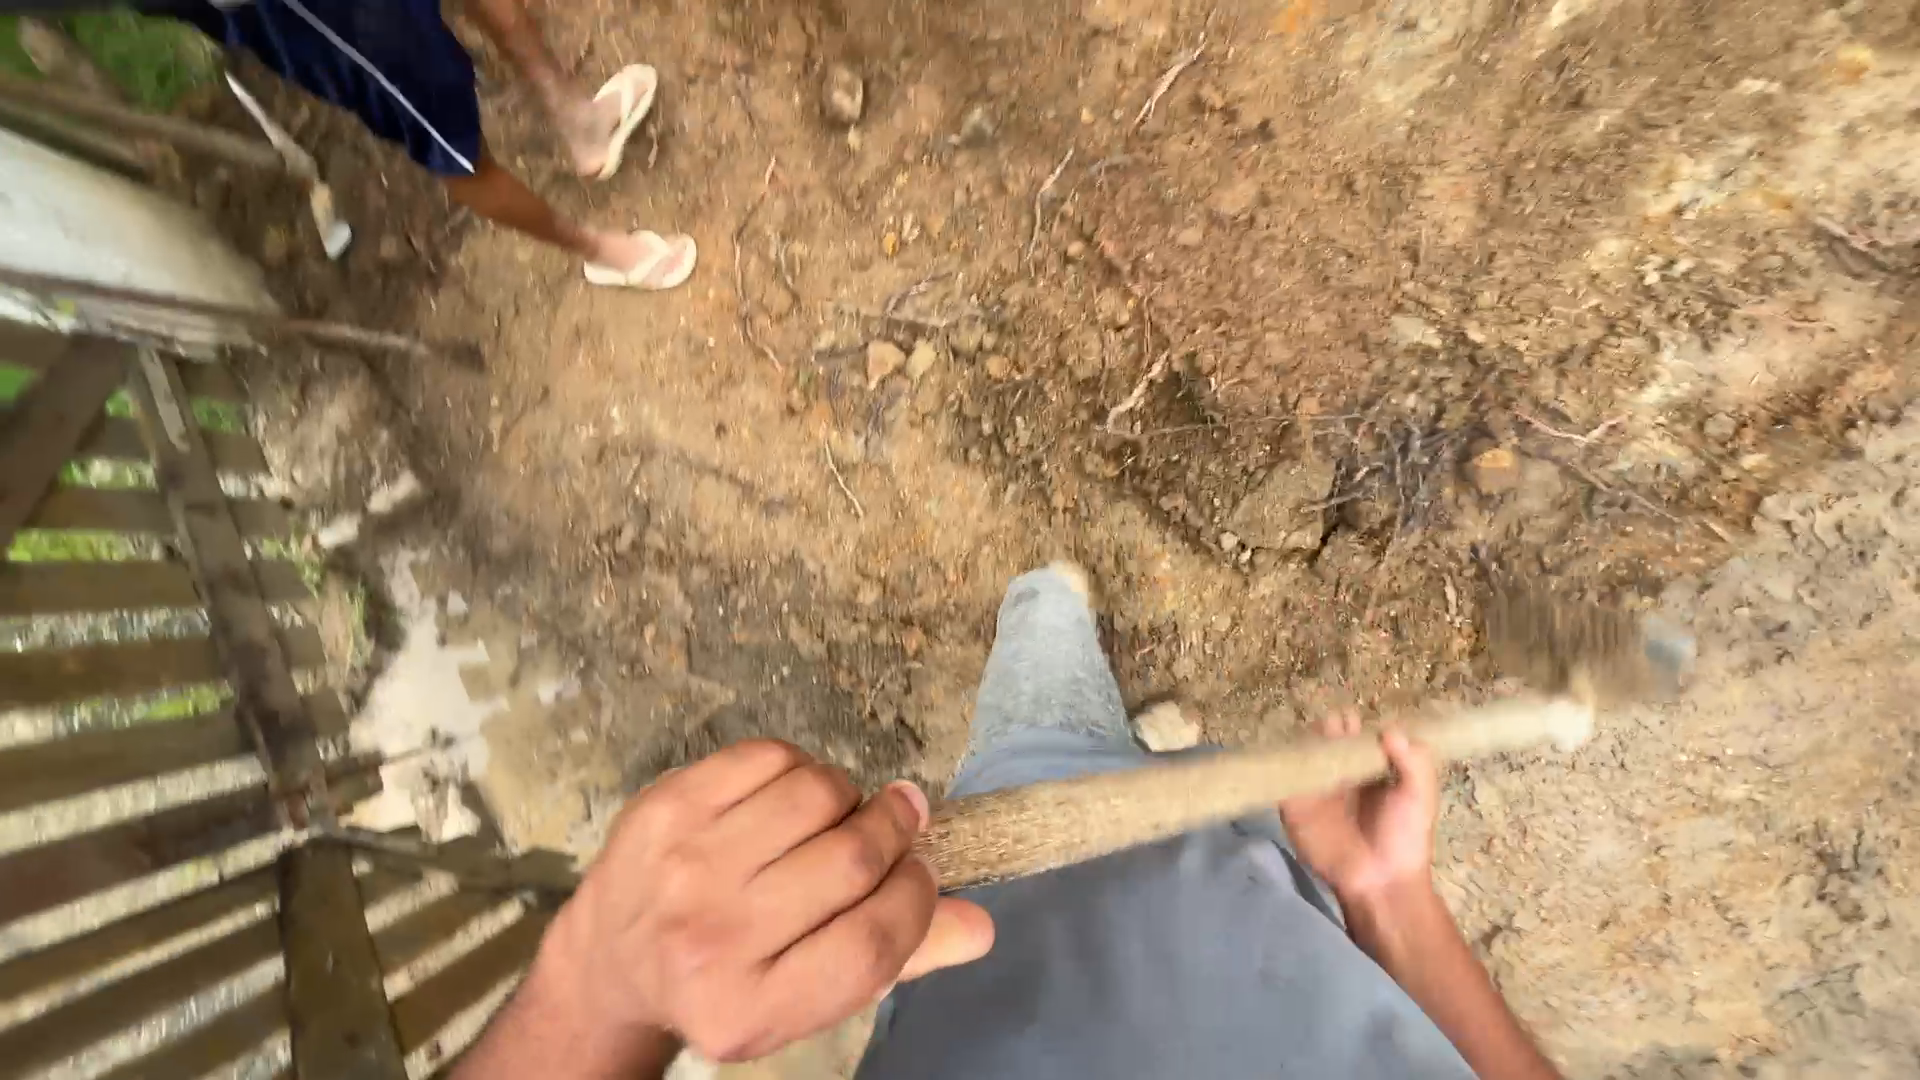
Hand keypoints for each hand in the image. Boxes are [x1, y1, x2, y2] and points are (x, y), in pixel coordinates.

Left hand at [530, 740, 994, 1066]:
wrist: (613, 958)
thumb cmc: (728, 977)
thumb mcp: (807, 993)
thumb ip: (897, 958)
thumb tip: (980, 926)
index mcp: (752, 1008)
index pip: (876, 941)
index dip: (919, 894)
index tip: (921, 871)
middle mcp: (713, 941)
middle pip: (853, 859)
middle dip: (895, 829)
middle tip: (899, 820)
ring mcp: (685, 865)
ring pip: (819, 793)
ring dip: (847, 796)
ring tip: (834, 816)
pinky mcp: (669, 803)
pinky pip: (774, 754)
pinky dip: (802, 766)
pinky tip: (789, 794)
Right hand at [1279, 712, 1439, 907]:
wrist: (1379, 881)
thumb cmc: (1404, 838)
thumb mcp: (1419, 799)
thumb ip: (1414, 764)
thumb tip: (1390, 730)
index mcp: (1367, 768)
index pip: (1355, 736)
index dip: (1353, 724)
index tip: (1353, 719)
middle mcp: (1337, 773)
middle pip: (1325, 739)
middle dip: (1328, 727)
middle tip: (1335, 727)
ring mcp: (1312, 786)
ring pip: (1301, 753)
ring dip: (1304, 742)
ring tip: (1316, 741)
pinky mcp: (1291, 803)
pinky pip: (1279, 777)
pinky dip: (1277, 764)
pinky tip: (1285, 756)